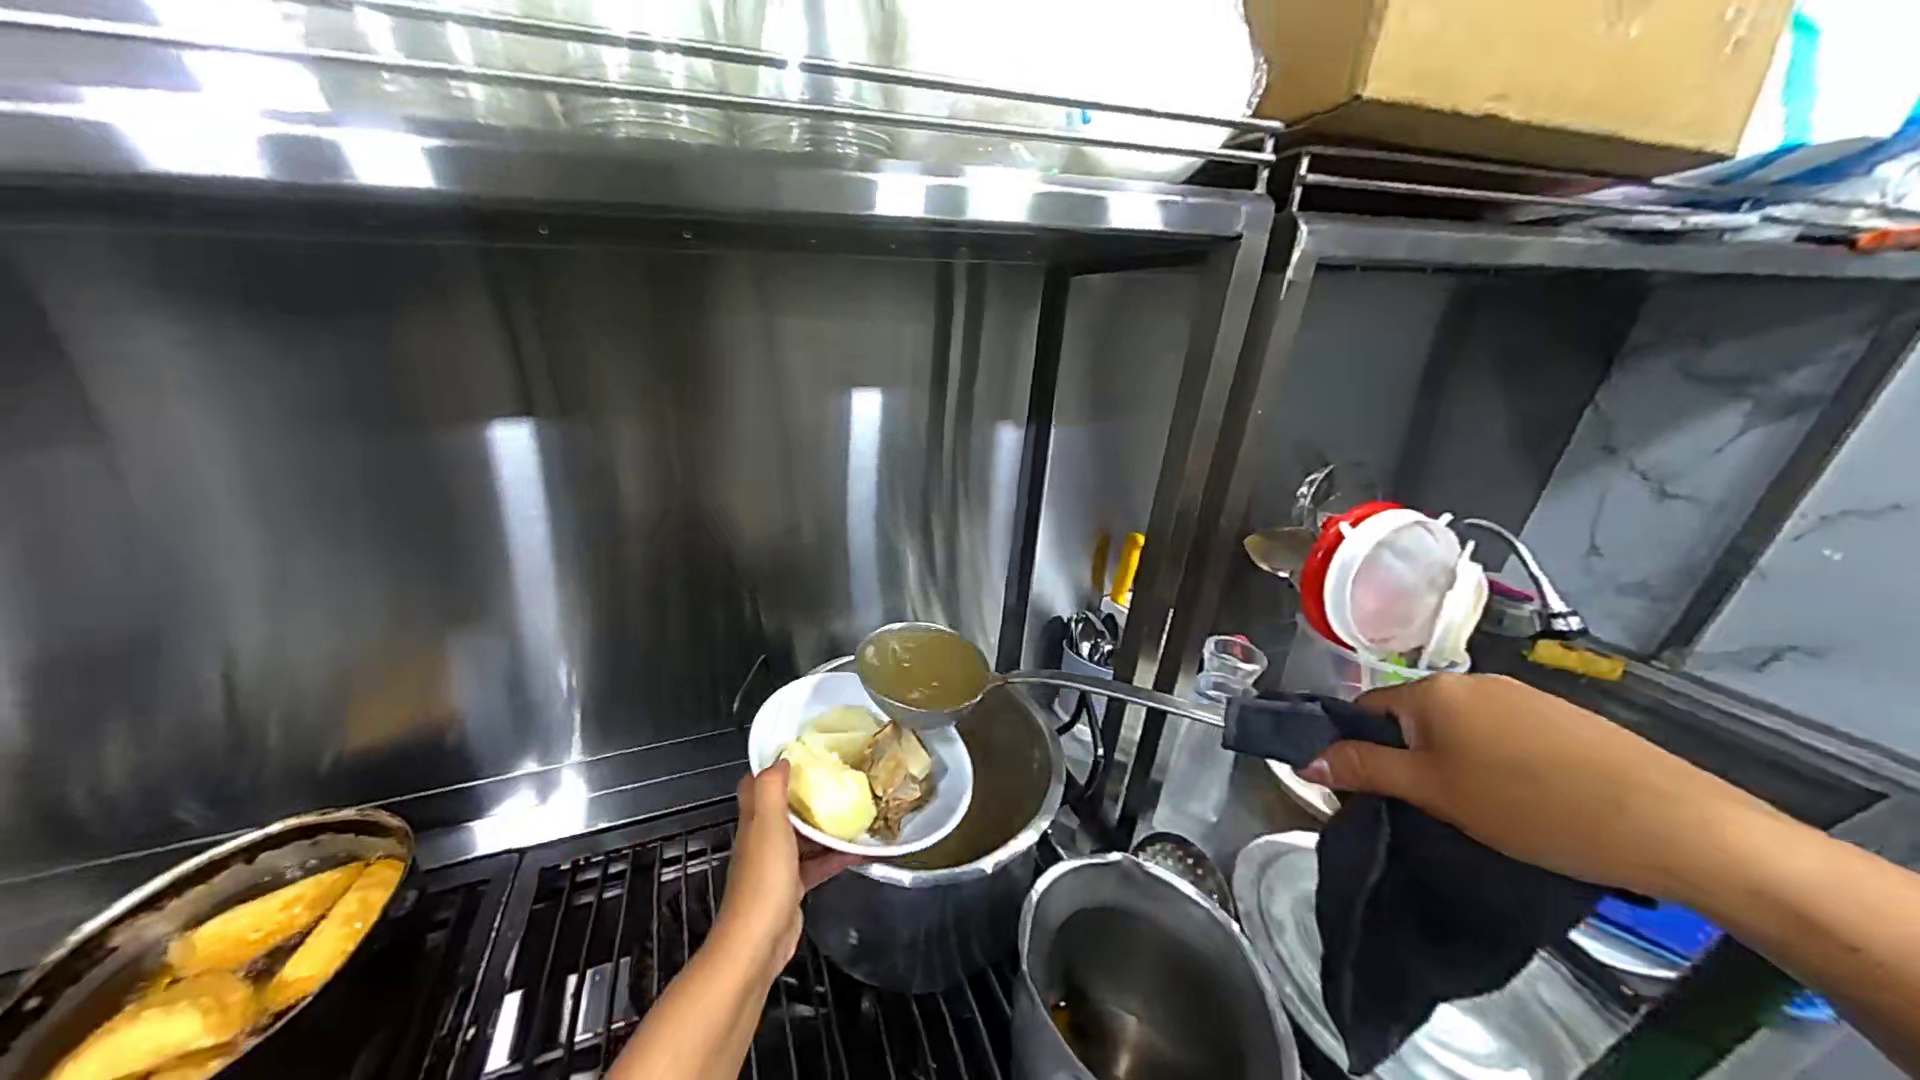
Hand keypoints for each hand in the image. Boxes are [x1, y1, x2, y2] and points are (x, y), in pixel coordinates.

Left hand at [714, 762, 865, 978]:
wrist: (758, 942)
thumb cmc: (763, 879)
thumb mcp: (768, 824)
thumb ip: (771, 789)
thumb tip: (781, 759)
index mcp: (754, 821)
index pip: (754, 786)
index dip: (772, 768)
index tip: (801, 754)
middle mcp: (762, 839)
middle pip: (784, 809)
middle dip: (807, 794)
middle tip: (837, 778)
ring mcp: (777, 865)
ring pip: (804, 836)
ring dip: (826, 825)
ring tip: (856, 810)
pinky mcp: (793, 887)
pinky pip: (818, 863)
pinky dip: (836, 856)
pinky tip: (860, 851)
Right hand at [1299, 673, 1790, 898]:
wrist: (1677, 825)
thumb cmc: (1532, 806)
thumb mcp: (1435, 793)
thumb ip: (1365, 769)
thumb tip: (1306, 758)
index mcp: (1433, 690)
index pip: (1366, 708)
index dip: (1359, 748)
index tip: (1372, 792)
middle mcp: (1473, 680)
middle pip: (1414, 717)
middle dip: (1408, 757)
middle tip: (1427, 807)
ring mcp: (1524, 696)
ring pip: (1460, 728)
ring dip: (1453, 761)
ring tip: (1479, 809)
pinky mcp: (1565, 718)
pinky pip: (1504, 735)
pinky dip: (1497, 762)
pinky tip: (1525, 800)